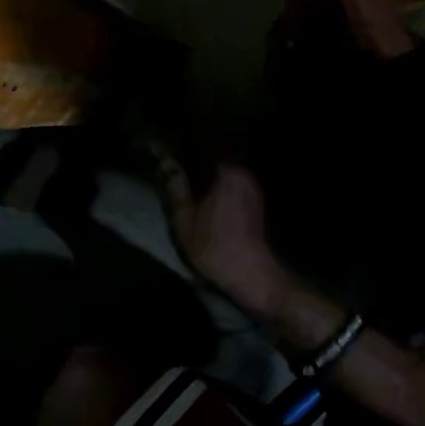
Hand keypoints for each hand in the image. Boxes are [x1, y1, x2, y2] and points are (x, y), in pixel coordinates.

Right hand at [155, 152, 293, 320]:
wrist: (249, 273)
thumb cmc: (213, 247)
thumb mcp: (184, 220)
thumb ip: (176, 189)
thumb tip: (167, 165)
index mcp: (224, 173)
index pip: (198, 153)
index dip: (181, 159)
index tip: (169, 168)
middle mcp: (242, 173)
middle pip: (212, 164)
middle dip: (195, 171)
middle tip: (178, 185)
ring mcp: (252, 187)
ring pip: (223, 176)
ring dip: (208, 184)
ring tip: (192, 198)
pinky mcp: (257, 201)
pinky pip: (232, 188)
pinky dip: (220, 194)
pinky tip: (210, 209)